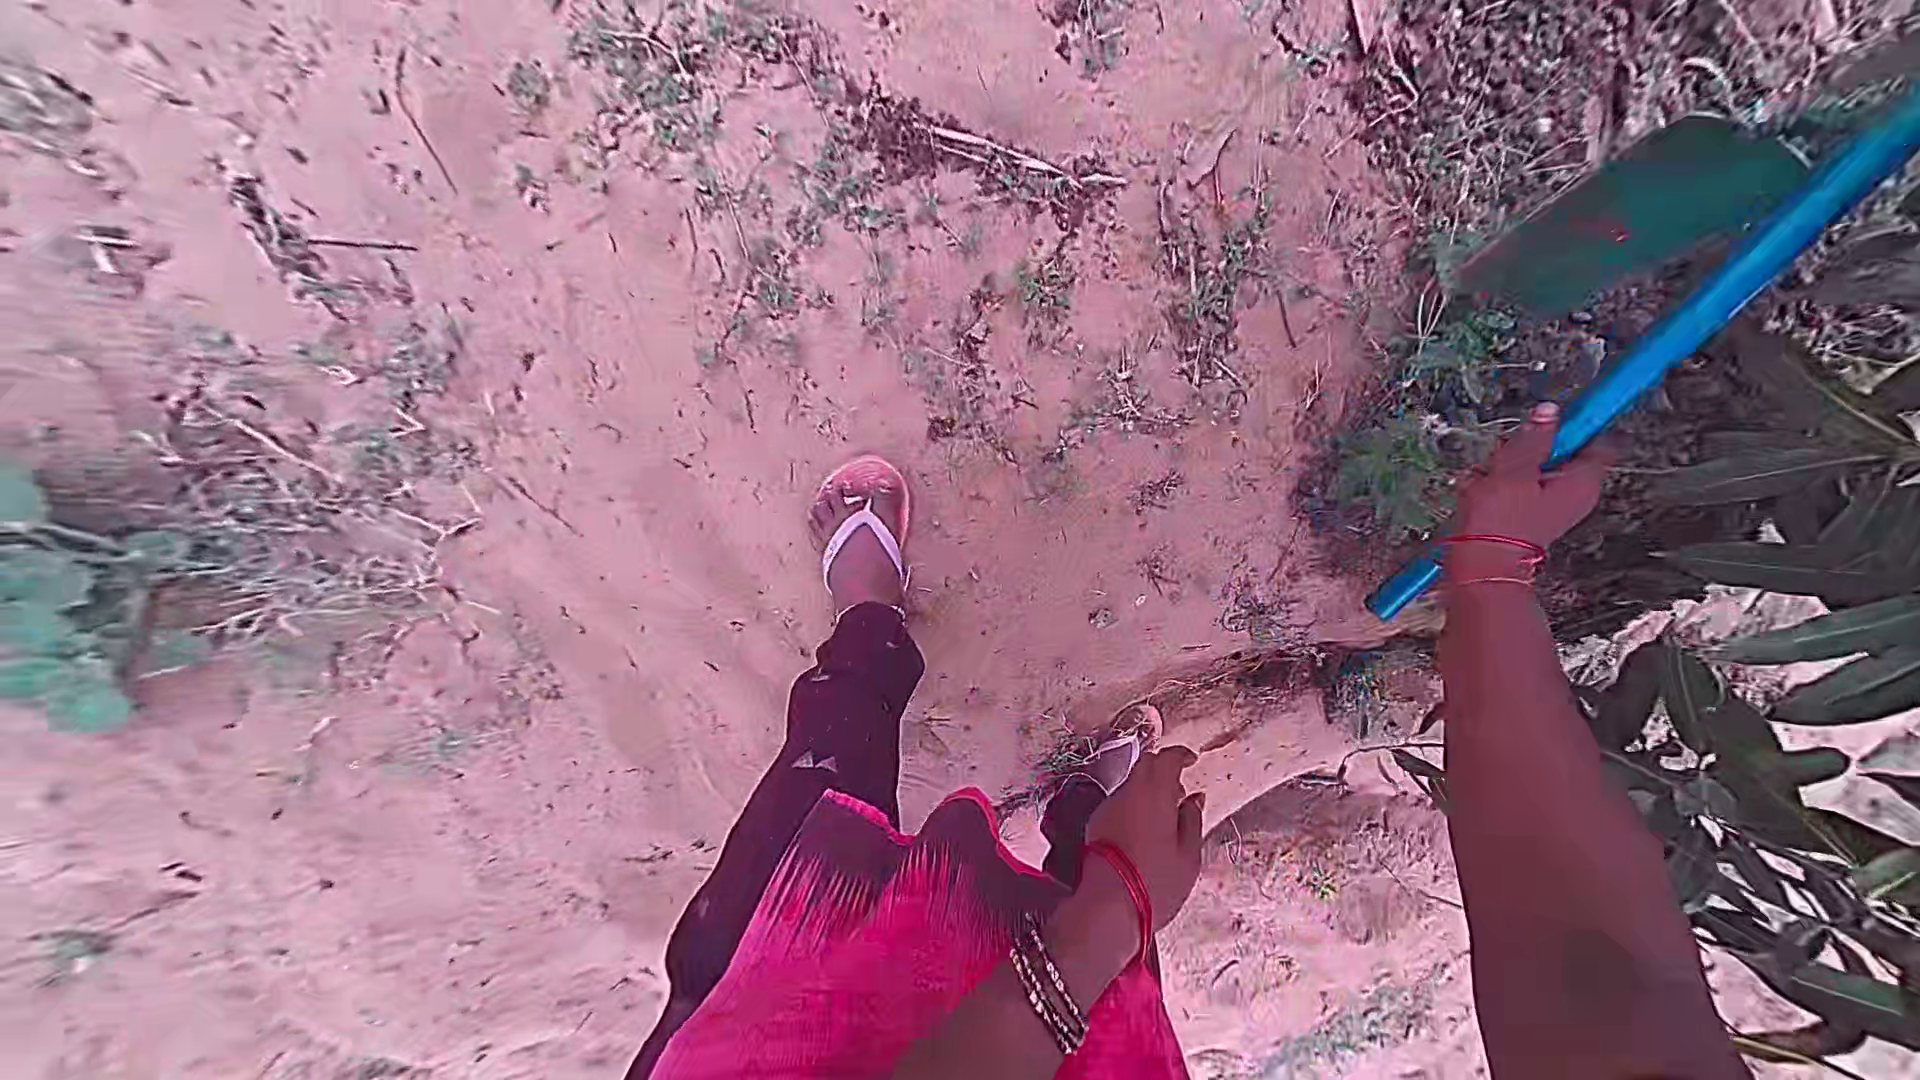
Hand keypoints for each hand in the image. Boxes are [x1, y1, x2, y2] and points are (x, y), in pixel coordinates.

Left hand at [1083, 746, 1204, 930]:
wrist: (1109, 903)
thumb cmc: (1157, 881)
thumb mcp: (1188, 855)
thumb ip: (1192, 819)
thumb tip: (1194, 797)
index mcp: (1154, 792)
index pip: (1166, 758)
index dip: (1180, 754)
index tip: (1192, 759)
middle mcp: (1128, 791)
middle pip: (1145, 763)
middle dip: (1163, 767)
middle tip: (1180, 787)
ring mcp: (1109, 804)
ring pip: (1132, 782)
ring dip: (1149, 787)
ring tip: (1167, 814)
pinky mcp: (1097, 819)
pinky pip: (1121, 800)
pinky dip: (1136, 802)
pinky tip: (1146, 827)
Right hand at [1455, 402, 1614, 553]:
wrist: (1479, 564)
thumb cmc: (1501, 521)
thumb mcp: (1514, 472)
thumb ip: (1532, 440)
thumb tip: (1549, 411)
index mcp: (1582, 481)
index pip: (1593, 441)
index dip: (1571, 427)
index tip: (1547, 422)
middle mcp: (1570, 494)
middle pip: (1553, 455)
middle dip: (1521, 452)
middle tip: (1502, 457)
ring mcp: (1544, 506)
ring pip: (1525, 472)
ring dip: (1498, 470)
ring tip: (1480, 479)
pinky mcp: (1520, 516)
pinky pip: (1508, 491)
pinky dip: (1489, 488)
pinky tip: (1473, 492)